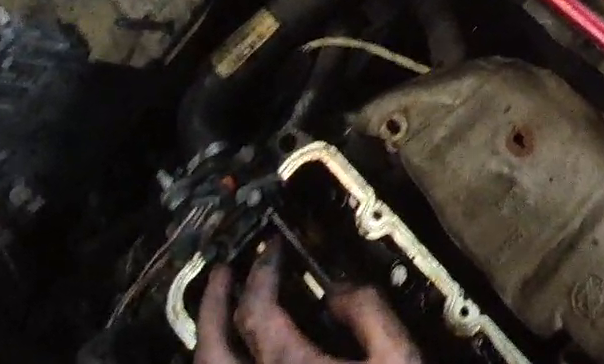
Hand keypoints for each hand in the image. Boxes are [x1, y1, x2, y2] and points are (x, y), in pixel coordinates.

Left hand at [194, 249, 420, 363]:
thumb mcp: (397, 359)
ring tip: (219, 317)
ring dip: (206, 347)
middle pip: (210, 354)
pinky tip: (233, 363)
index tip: (270, 250)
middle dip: (211, 308)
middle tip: (222, 274)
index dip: (260, 274)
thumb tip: (336, 289)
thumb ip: (369, 312)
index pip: (256, 312)